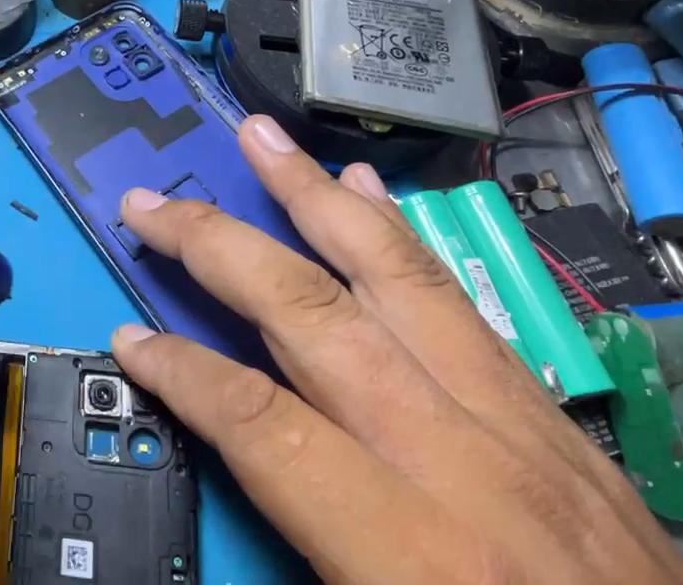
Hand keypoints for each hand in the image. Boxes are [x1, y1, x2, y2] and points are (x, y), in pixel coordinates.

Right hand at [110, 116, 682, 583]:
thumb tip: (227, 485)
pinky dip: (402, 234)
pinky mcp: (552, 414)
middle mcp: (465, 462)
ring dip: (317, 197)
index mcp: (414, 550)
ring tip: (262, 139)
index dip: (182, 374)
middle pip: (314, 316)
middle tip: (150, 201)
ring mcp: (519, 425)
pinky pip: (462, 299)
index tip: (130, 341)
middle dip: (218, 246)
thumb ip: (297, 561)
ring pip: (397, 277)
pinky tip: (368, 189)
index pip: (264, 423)